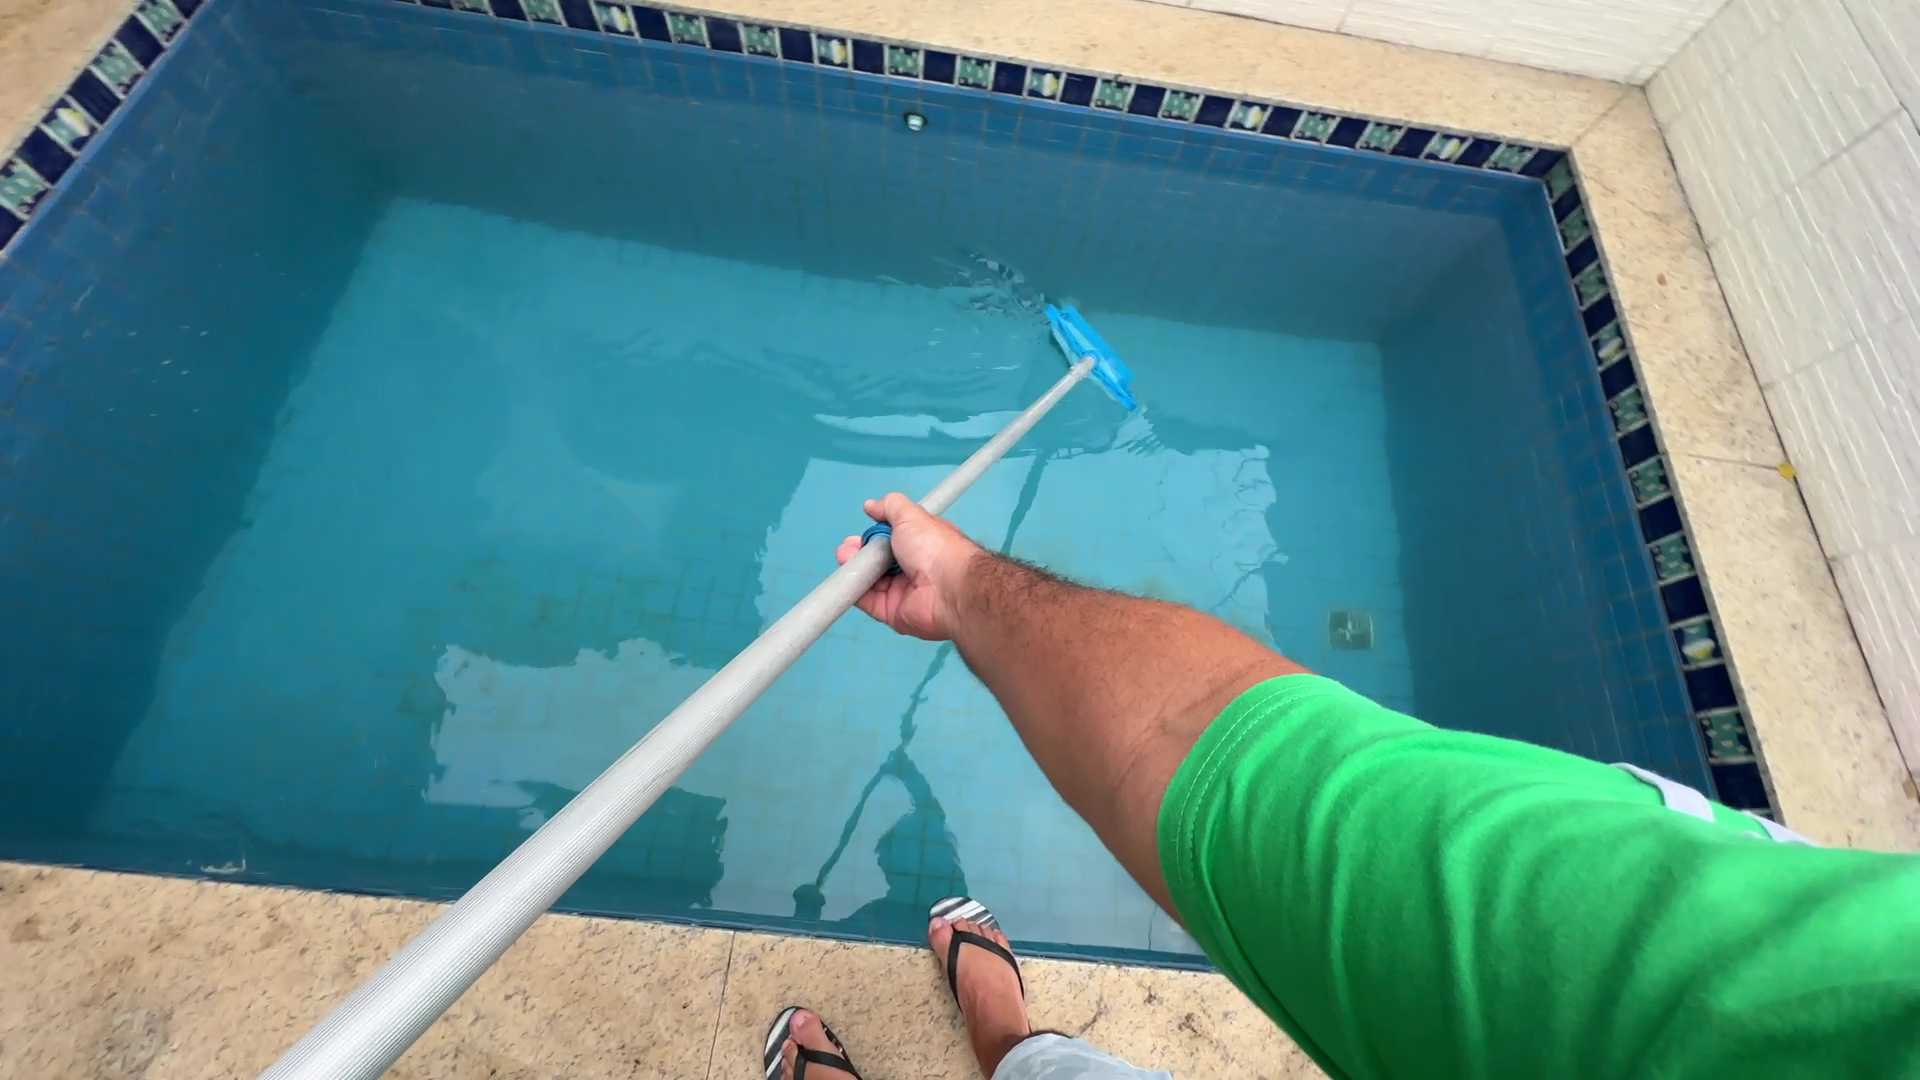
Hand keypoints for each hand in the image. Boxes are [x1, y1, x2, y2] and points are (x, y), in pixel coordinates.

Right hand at [834, 493, 981, 640]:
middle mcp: (913, 567)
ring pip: (872, 580)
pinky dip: (856, 591)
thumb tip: (871, 505)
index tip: (863, 528)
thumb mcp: (911, 516)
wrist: (948, 588)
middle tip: (847, 548)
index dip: (876, 533)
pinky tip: (846, 578)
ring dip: (855, 568)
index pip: (895, 537)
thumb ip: (890, 507)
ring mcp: (903, 591)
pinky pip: (869, 601)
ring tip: (844, 558)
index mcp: (922, 543)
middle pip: (880, 560)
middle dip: (861, 551)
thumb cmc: (934, 547)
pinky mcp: (893, 612)